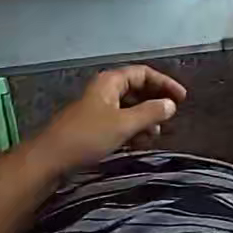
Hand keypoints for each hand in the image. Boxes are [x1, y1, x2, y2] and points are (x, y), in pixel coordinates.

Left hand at [31, 66, 186, 171]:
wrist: (50, 159)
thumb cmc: (87, 136)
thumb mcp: (123, 124)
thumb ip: (150, 113)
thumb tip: (171, 104)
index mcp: (110, 81)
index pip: (143, 73)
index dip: (164, 83)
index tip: (182, 98)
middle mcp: (104, 90)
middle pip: (137, 89)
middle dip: (155, 102)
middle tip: (171, 117)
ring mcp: (98, 108)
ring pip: (129, 107)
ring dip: (145, 118)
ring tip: (156, 134)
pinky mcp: (93, 126)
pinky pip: (120, 122)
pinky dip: (132, 129)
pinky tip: (140, 143)